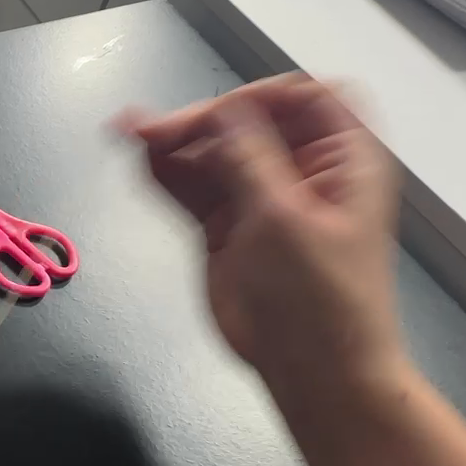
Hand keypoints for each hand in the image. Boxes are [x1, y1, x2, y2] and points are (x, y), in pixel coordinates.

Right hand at [122, 74, 403, 400]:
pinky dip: (163, 175)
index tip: (213, 116)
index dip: (258, 97)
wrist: (309, 368)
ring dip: (170, 144)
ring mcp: (255, 200)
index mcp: (340, 160)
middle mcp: (298, 172)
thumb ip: (251, 159)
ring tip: (126, 135)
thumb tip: (223, 109)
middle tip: (149, 133)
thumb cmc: (318, 295)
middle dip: (197, 122)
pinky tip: (138, 163)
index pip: (304, 99)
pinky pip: (189, 189)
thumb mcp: (286, 219)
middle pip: (243, 124)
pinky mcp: (221, 227)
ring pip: (209, 155)